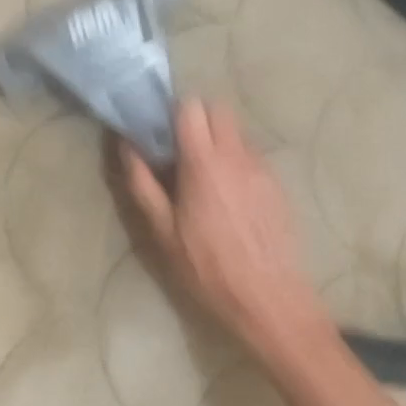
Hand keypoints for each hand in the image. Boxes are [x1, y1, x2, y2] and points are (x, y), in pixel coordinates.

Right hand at [119, 99, 329, 359]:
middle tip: (181, 149)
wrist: (269, 298)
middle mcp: (236, 154)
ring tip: (206, 174)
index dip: (174, 113)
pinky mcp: (278, 183)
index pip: (191, 107)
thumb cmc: (208, 267)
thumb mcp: (163, 231)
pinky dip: (238, 160)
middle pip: (218, 109)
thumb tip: (127, 145)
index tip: (161, 132)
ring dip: (219, 139)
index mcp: (204, 162)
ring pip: (237, 131)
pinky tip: (230, 194)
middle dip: (198, 119)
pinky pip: (253, 155)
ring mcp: (261, 167)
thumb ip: (142, 183)